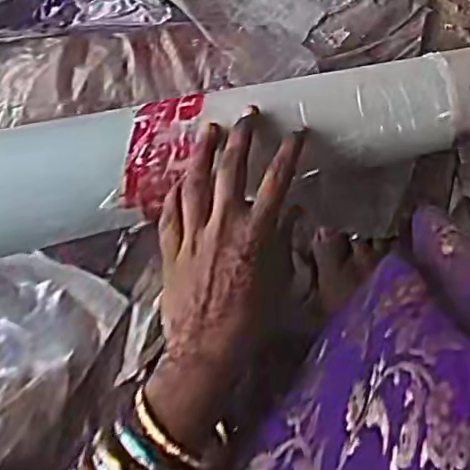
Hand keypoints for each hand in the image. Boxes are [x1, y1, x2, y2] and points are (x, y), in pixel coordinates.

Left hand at [145, 111, 306, 447]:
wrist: (205, 353)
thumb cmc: (252, 317)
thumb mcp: (281, 276)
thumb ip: (284, 238)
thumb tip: (292, 210)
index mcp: (257, 231)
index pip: (278, 179)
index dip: (289, 152)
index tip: (298, 133)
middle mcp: (224, 225)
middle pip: (233, 170)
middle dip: (241, 138)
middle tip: (246, 116)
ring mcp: (194, 236)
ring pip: (196, 184)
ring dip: (203, 154)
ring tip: (208, 130)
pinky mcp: (172, 251)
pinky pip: (171, 213)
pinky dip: (176, 192)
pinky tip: (180, 179)